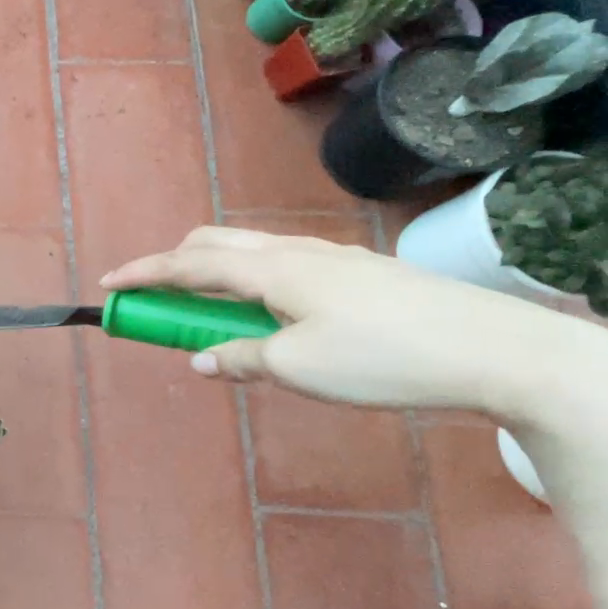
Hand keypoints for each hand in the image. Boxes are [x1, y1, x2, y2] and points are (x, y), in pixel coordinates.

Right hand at [100, 226, 605, 421]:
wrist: (502, 352)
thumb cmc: (384, 358)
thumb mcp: (297, 367)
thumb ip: (239, 358)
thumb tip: (200, 360)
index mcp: (274, 270)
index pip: (188, 263)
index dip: (142, 273)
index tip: (106, 285)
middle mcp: (299, 253)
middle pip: (217, 242)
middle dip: (175, 264)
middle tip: (159, 299)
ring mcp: (335, 259)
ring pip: (253, 252)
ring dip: (216, 275)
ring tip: (213, 316)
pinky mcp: (362, 274)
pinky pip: (285, 266)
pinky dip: (253, 284)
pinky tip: (272, 318)